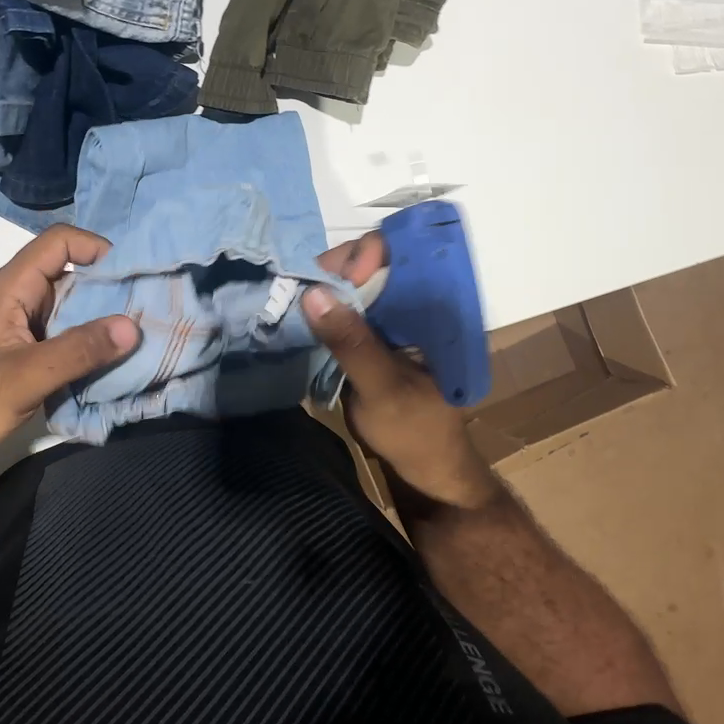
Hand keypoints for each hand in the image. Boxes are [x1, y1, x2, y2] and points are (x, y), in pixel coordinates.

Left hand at [0, 224, 140, 488]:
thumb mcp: (26, 378)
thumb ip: (78, 351)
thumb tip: (133, 325)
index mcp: (9, 287)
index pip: (58, 241)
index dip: (96, 247)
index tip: (131, 274)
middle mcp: (12, 294)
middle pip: (66, 270)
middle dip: (106, 285)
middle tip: (144, 307)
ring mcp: (12, 320)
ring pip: (63, 301)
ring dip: (96, 314)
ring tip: (132, 333)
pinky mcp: (14, 344)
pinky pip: (55, 327)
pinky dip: (80, 335)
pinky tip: (103, 357)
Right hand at [307, 234, 499, 509]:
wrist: (423, 470)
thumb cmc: (416, 431)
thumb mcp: (384, 388)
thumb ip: (352, 342)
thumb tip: (313, 292)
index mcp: (432, 307)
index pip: (400, 253)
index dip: (366, 254)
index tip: (338, 279)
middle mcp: (411, 303)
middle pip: (369, 261)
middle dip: (333, 268)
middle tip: (300, 288)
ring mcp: (388, 319)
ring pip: (350, 283)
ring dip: (321, 287)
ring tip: (291, 298)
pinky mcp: (367, 336)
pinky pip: (341, 309)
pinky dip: (319, 308)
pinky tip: (296, 314)